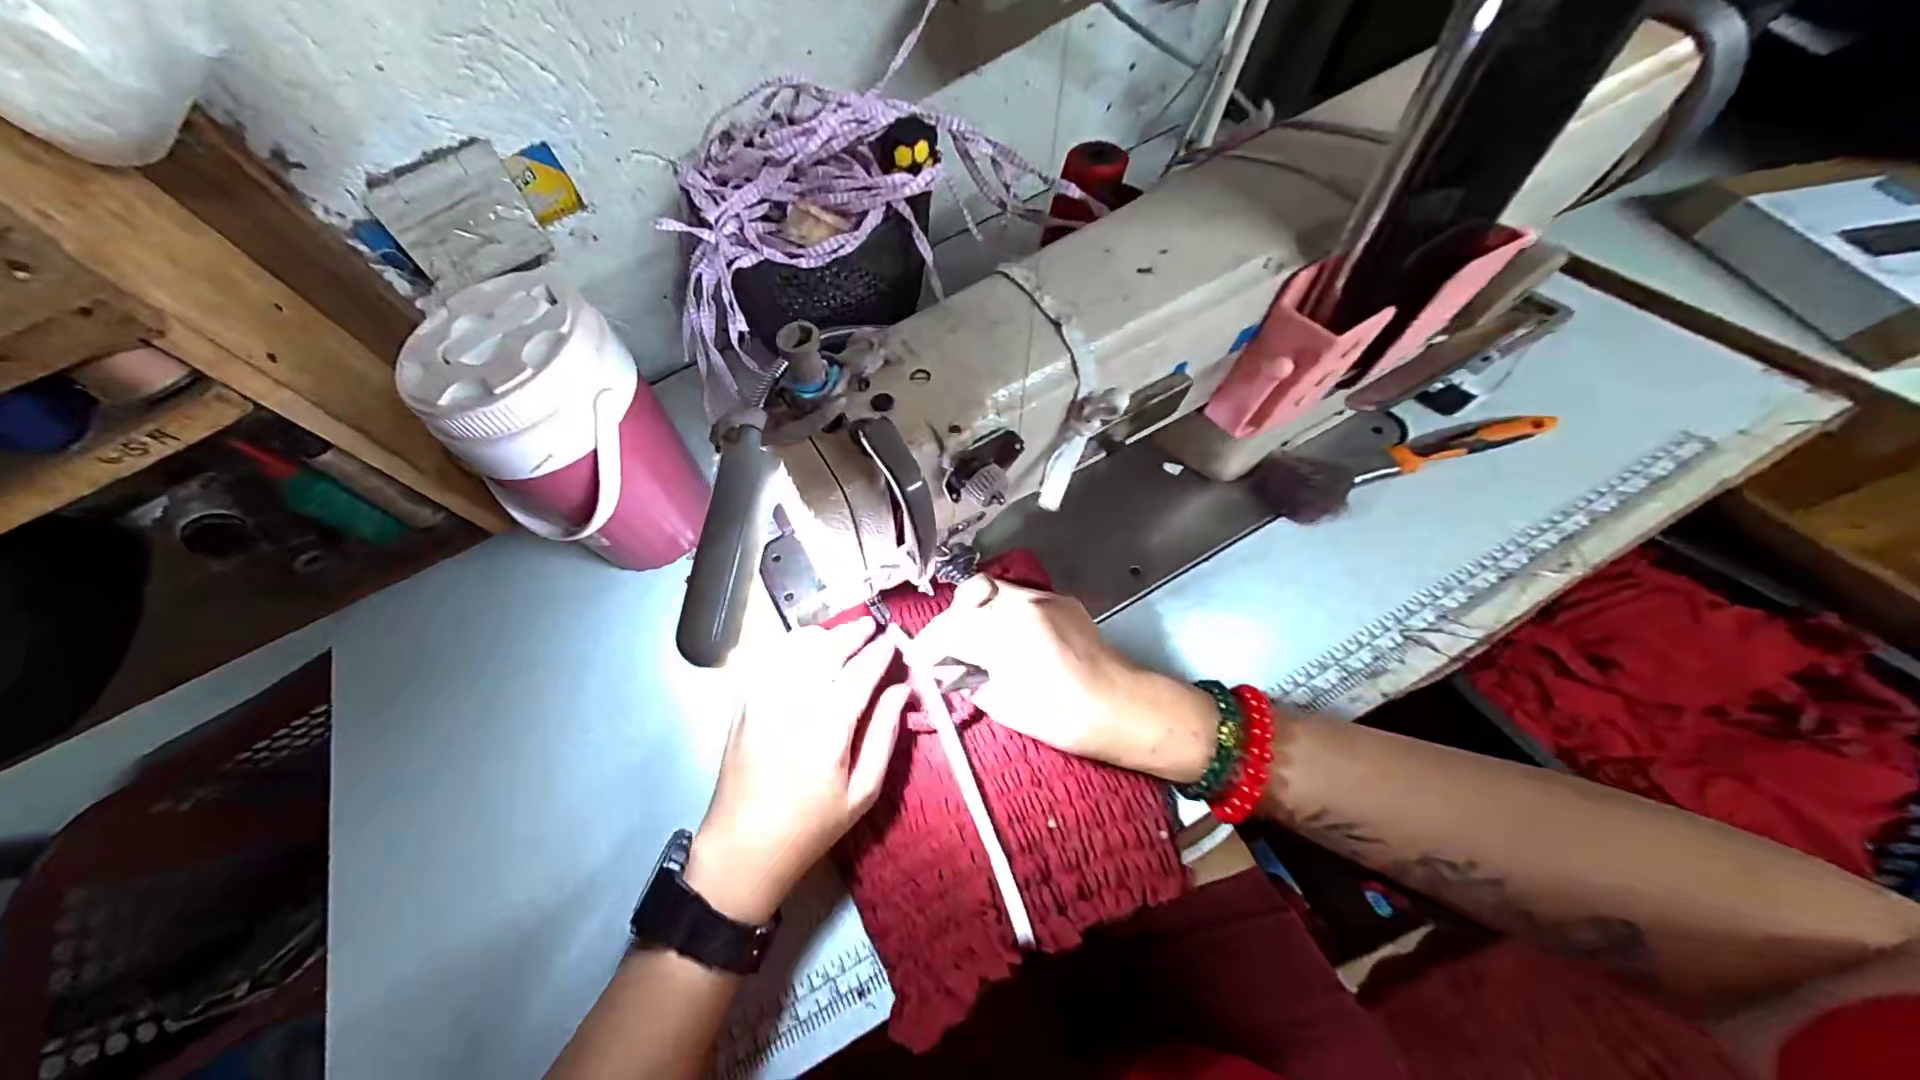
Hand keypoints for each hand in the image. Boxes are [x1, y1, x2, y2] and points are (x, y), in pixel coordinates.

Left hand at [686, 620, 906, 922]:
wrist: (743, 847)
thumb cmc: (811, 825)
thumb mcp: (863, 792)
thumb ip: (884, 734)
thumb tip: (901, 690)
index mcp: (827, 733)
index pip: (858, 674)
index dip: (879, 652)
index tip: (893, 639)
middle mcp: (791, 708)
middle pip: (824, 649)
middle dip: (851, 632)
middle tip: (870, 627)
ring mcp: (761, 703)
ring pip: (793, 648)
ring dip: (821, 635)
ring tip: (841, 638)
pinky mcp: (742, 705)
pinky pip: (767, 659)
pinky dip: (790, 647)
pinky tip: (805, 651)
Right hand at [915, 577, 1217, 783]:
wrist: (1124, 707)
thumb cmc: (1065, 718)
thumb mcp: (1006, 705)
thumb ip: (971, 681)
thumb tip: (951, 671)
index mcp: (1004, 632)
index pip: (949, 628)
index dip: (929, 645)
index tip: (920, 659)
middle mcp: (1021, 604)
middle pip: (966, 599)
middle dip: (949, 623)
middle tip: (945, 650)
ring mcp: (1043, 597)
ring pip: (992, 589)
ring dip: (974, 611)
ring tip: (974, 641)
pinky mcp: (1060, 600)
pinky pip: (1018, 597)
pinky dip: (1002, 612)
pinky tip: (1008, 637)